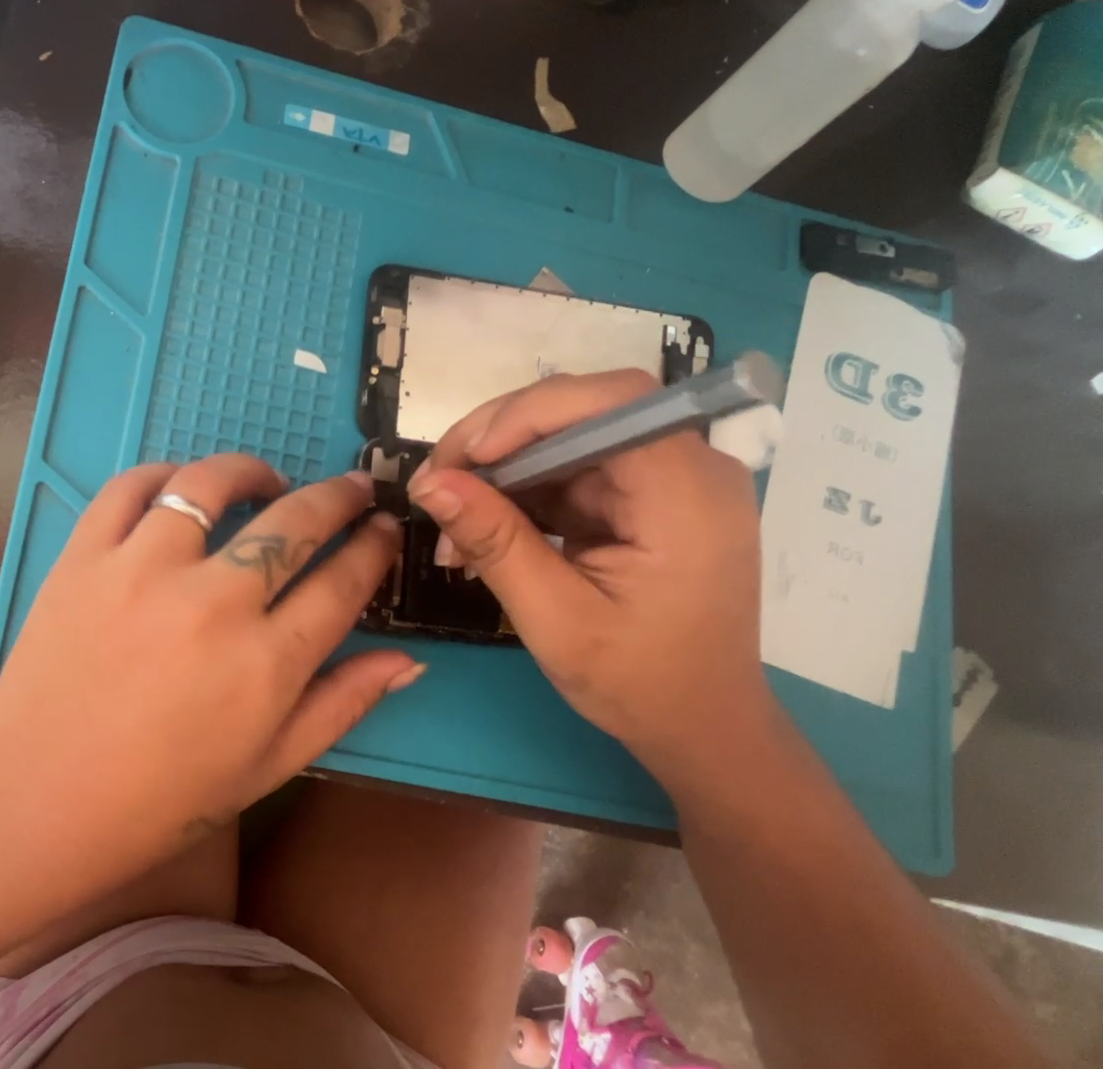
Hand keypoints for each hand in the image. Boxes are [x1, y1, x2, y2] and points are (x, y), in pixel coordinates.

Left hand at [0, 455, 419, 878]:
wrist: (38, 802)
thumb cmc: (158, 802)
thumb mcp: (266, 769)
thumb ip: (341, 707)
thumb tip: (408, 662)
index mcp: (267, 663)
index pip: (344, 582)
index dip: (374, 548)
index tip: (385, 530)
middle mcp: (213, 602)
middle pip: (295, 521)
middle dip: (340, 496)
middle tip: (354, 489)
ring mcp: (141, 570)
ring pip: (211, 485)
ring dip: (253, 472)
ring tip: (268, 479)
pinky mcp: (83, 558)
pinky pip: (129, 488)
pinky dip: (163, 474)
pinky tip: (181, 487)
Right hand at [405, 370, 773, 763]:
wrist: (700, 726)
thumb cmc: (639, 683)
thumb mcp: (554, 618)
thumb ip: (495, 543)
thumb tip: (430, 483)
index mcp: (687, 496)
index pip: (611, 403)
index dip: (529, 414)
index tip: (464, 460)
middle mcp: (690, 469)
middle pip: (583, 412)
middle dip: (500, 440)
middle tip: (435, 484)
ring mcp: (668, 481)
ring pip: (567, 439)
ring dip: (501, 473)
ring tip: (450, 521)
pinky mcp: (646, 499)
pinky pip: (572, 471)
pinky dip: (521, 495)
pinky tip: (483, 531)